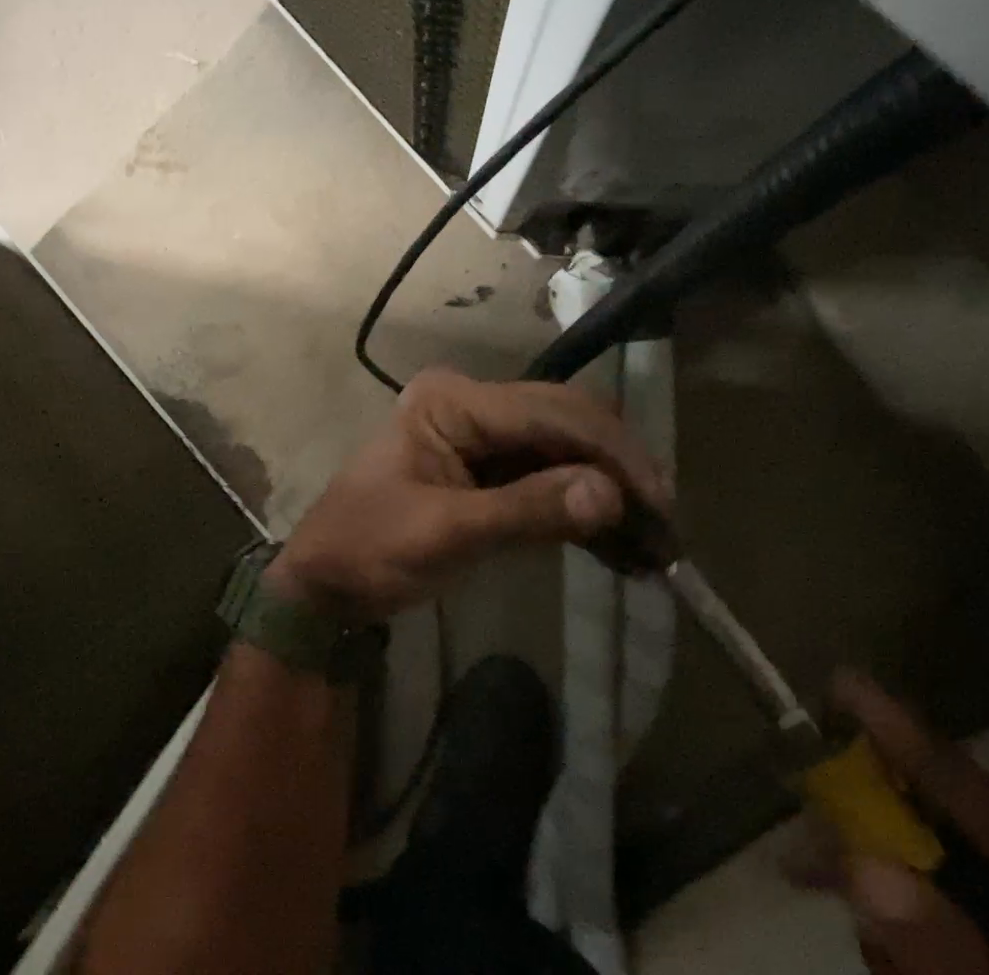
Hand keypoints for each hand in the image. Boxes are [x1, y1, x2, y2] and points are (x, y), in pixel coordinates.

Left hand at [263, 369, 669, 622]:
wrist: (324, 586)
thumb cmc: (366, 550)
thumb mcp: (442, 534)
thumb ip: (525, 511)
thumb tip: (610, 496)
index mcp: (452, 402)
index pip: (550, 412)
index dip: (611, 453)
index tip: (658, 503)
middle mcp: (473, 408)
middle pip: (567, 426)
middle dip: (618, 474)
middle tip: (664, 530)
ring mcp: (483, 440)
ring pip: (566, 455)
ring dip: (609, 498)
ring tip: (654, 548)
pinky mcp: (490, 476)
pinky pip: (549, 484)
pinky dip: (583, 514)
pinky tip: (622, 550)